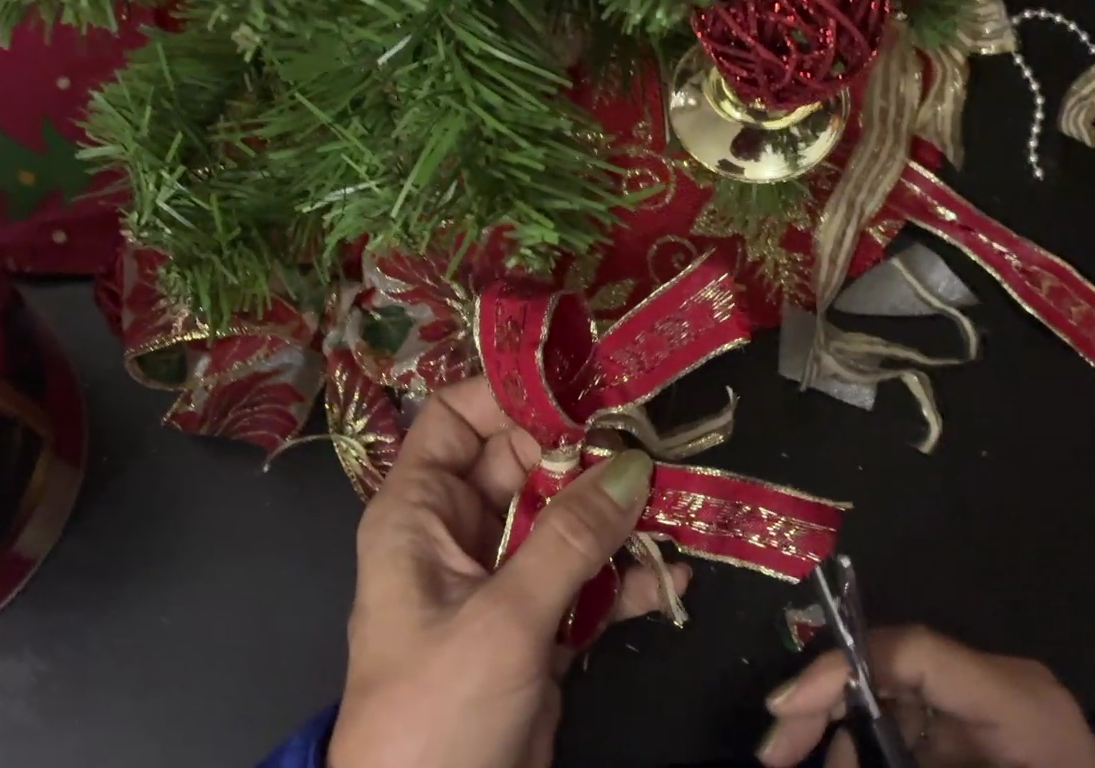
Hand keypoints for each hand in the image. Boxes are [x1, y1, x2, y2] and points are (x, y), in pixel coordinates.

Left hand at [328, 376, 689, 767]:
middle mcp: (455, 531)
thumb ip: (570, 539)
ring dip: (612, 513)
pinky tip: (674, 577)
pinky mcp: (532, 625)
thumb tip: (632, 464)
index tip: (584, 383)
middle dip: (582, 451)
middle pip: (520, 463)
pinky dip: (620, 577)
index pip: (456, 417)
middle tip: (652, 438)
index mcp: (418, 510)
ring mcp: (496, 578)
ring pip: (558, 519)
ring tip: (675, 498)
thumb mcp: (504, 619)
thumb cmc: (438, 711)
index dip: (511, 394)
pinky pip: (579, 579)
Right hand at [758, 625, 1094, 767]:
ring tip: (800, 760)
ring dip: (837, 731)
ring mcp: (986, 706)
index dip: (839, 669)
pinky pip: (905, 723)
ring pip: (885, 696)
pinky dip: (867, 745)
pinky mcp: (975, 730)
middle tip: (773, 750)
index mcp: (1016, 699)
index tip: (783, 709)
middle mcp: (996, 685)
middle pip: (885, 668)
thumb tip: (837, 755)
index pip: (911, 651)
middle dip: (821, 703)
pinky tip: (844, 761)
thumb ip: (896, 755)